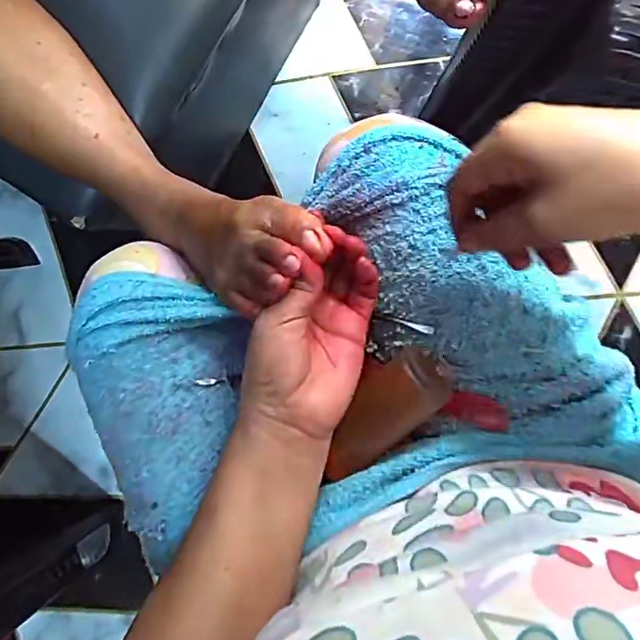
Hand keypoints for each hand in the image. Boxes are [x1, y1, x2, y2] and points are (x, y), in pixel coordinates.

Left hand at [239, 225, 378, 443]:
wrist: (292, 413)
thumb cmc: (271, 367)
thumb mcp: (275, 319)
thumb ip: (298, 287)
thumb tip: (314, 256)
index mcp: (283, 295)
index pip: (300, 261)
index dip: (308, 244)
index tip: (313, 226)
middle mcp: (310, 300)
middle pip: (326, 264)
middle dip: (331, 245)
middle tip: (335, 232)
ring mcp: (334, 312)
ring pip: (346, 275)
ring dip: (350, 256)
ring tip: (351, 244)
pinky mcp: (355, 327)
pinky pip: (364, 296)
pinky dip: (367, 278)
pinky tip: (365, 264)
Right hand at [448, 104, 639, 265]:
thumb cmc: (610, 193)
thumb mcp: (545, 222)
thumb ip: (494, 234)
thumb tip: (464, 239)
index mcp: (506, 139)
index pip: (461, 182)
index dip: (462, 222)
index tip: (477, 254)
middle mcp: (525, 126)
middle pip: (494, 185)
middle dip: (503, 229)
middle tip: (523, 265)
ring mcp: (557, 128)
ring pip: (524, 185)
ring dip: (531, 227)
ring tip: (558, 263)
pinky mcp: (585, 136)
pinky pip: (550, 176)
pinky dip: (552, 209)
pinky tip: (574, 238)